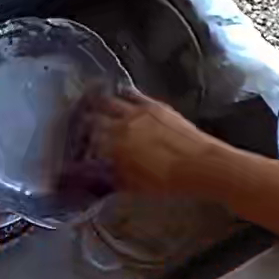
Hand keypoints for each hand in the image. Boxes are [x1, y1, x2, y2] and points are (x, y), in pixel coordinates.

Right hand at [76, 89, 227, 196]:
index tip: (77, 142)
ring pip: (111, 101)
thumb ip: (114, 176)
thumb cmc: (166, 181)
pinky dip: (122, 94)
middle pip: (96, 116)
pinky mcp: (154, 105)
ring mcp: (138, 111)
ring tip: (92, 100)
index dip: (82, 141)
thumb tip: (99, 173)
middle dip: (85, 118)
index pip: (90, 140)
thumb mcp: (135, 185)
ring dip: (99, 102)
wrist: (200, 164)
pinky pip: (132, 94)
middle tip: (79, 119)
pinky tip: (119, 93)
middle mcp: (121, 124)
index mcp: (114, 146)